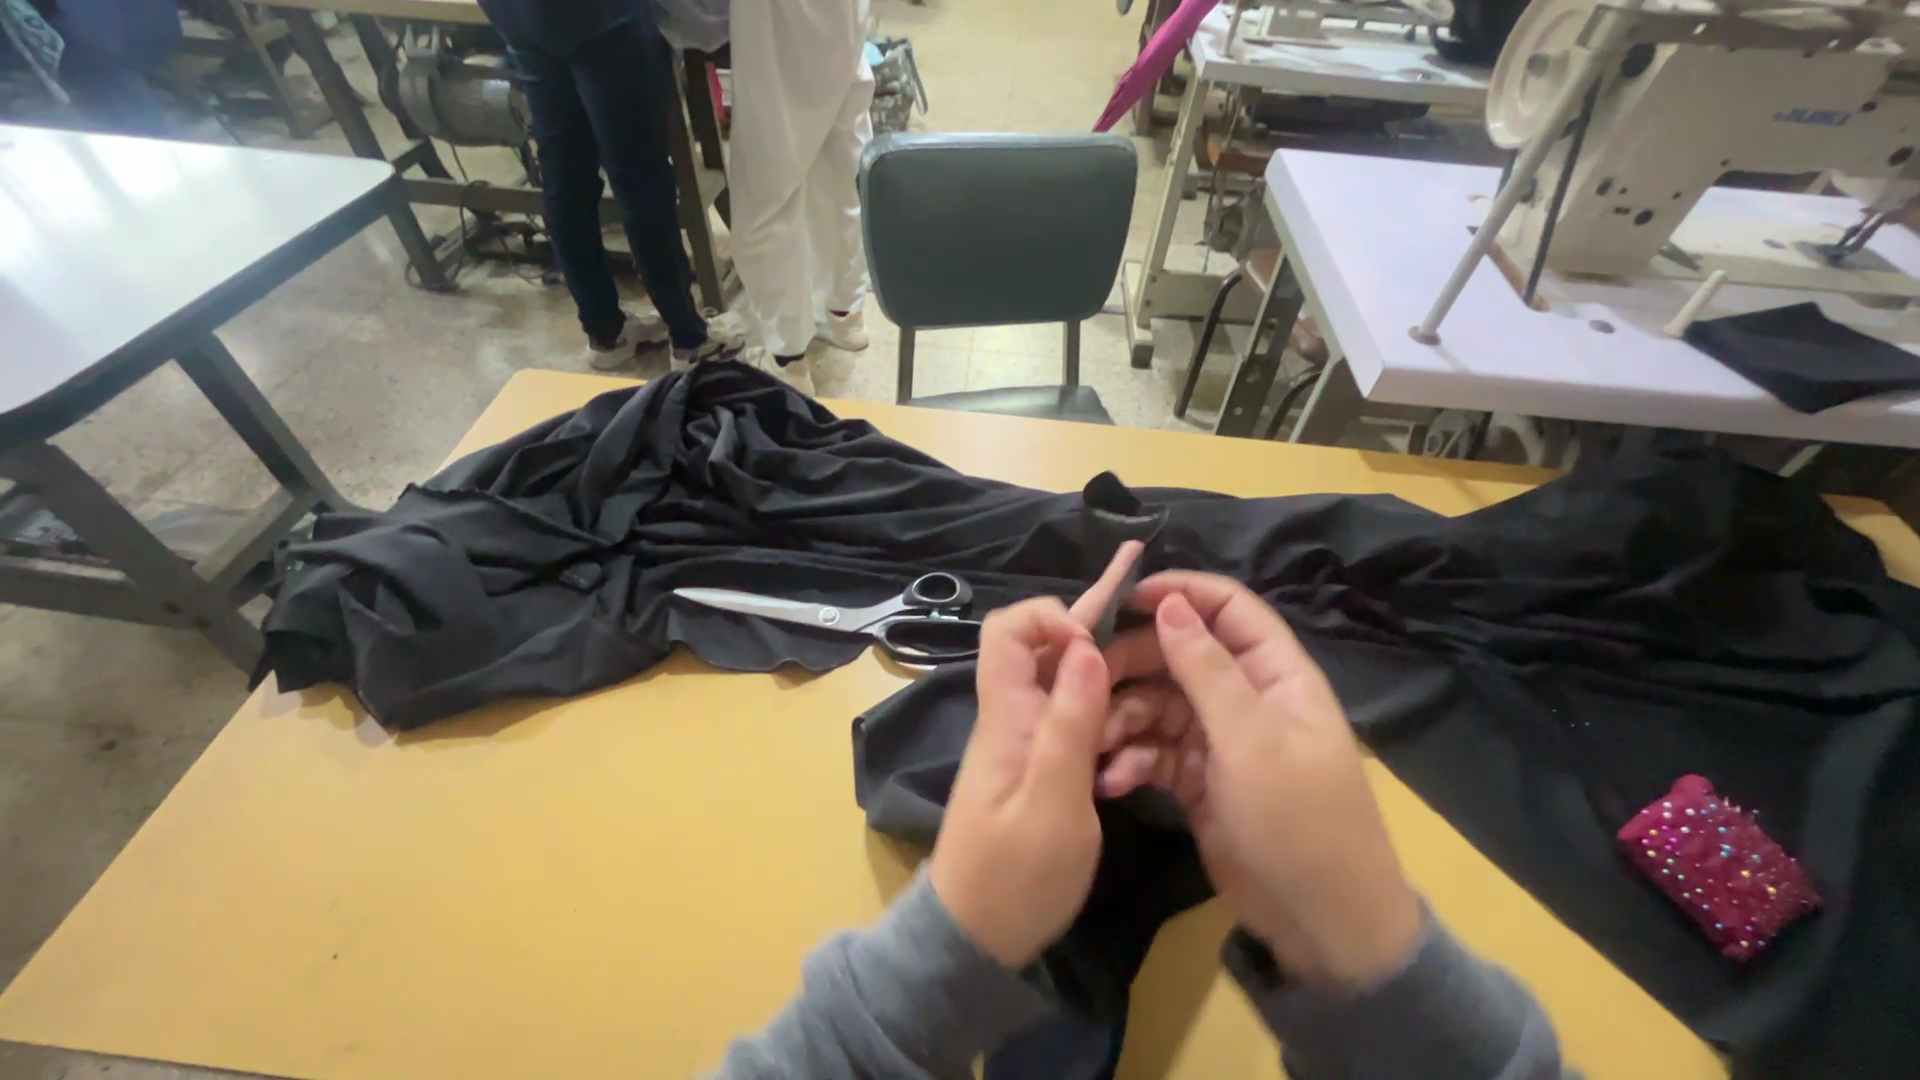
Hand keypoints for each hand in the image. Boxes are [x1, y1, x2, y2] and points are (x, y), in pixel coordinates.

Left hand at [928, 543, 1142, 967]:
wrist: (976, 938)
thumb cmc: (1014, 878)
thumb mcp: (1052, 804)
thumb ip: (1069, 726)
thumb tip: (1085, 648)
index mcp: (1007, 715)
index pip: (1007, 630)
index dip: (1050, 618)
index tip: (1094, 645)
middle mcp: (1013, 716)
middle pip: (1043, 646)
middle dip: (1092, 617)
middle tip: (1141, 587)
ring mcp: (1026, 741)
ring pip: (1063, 680)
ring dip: (1102, 662)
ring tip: (1155, 648)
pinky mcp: (1039, 766)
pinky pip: (1072, 717)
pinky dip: (1103, 704)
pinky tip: (1136, 706)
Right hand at [1104, 572, 1423, 987]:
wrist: (1321, 922)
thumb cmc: (1298, 819)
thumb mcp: (1252, 739)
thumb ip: (1207, 669)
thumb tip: (1170, 604)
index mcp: (1274, 674)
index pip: (1226, 608)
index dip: (1179, 593)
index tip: (1121, 598)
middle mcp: (1244, 696)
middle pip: (1178, 653)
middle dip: (1132, 662)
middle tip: (1085, 679)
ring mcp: (1217, 738)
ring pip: (1157, 702)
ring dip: (1123, 718)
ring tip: (1097, 743)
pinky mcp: (1196, 777)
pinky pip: (1154, 750)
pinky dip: (1132, 760)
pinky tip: (1112, 780)